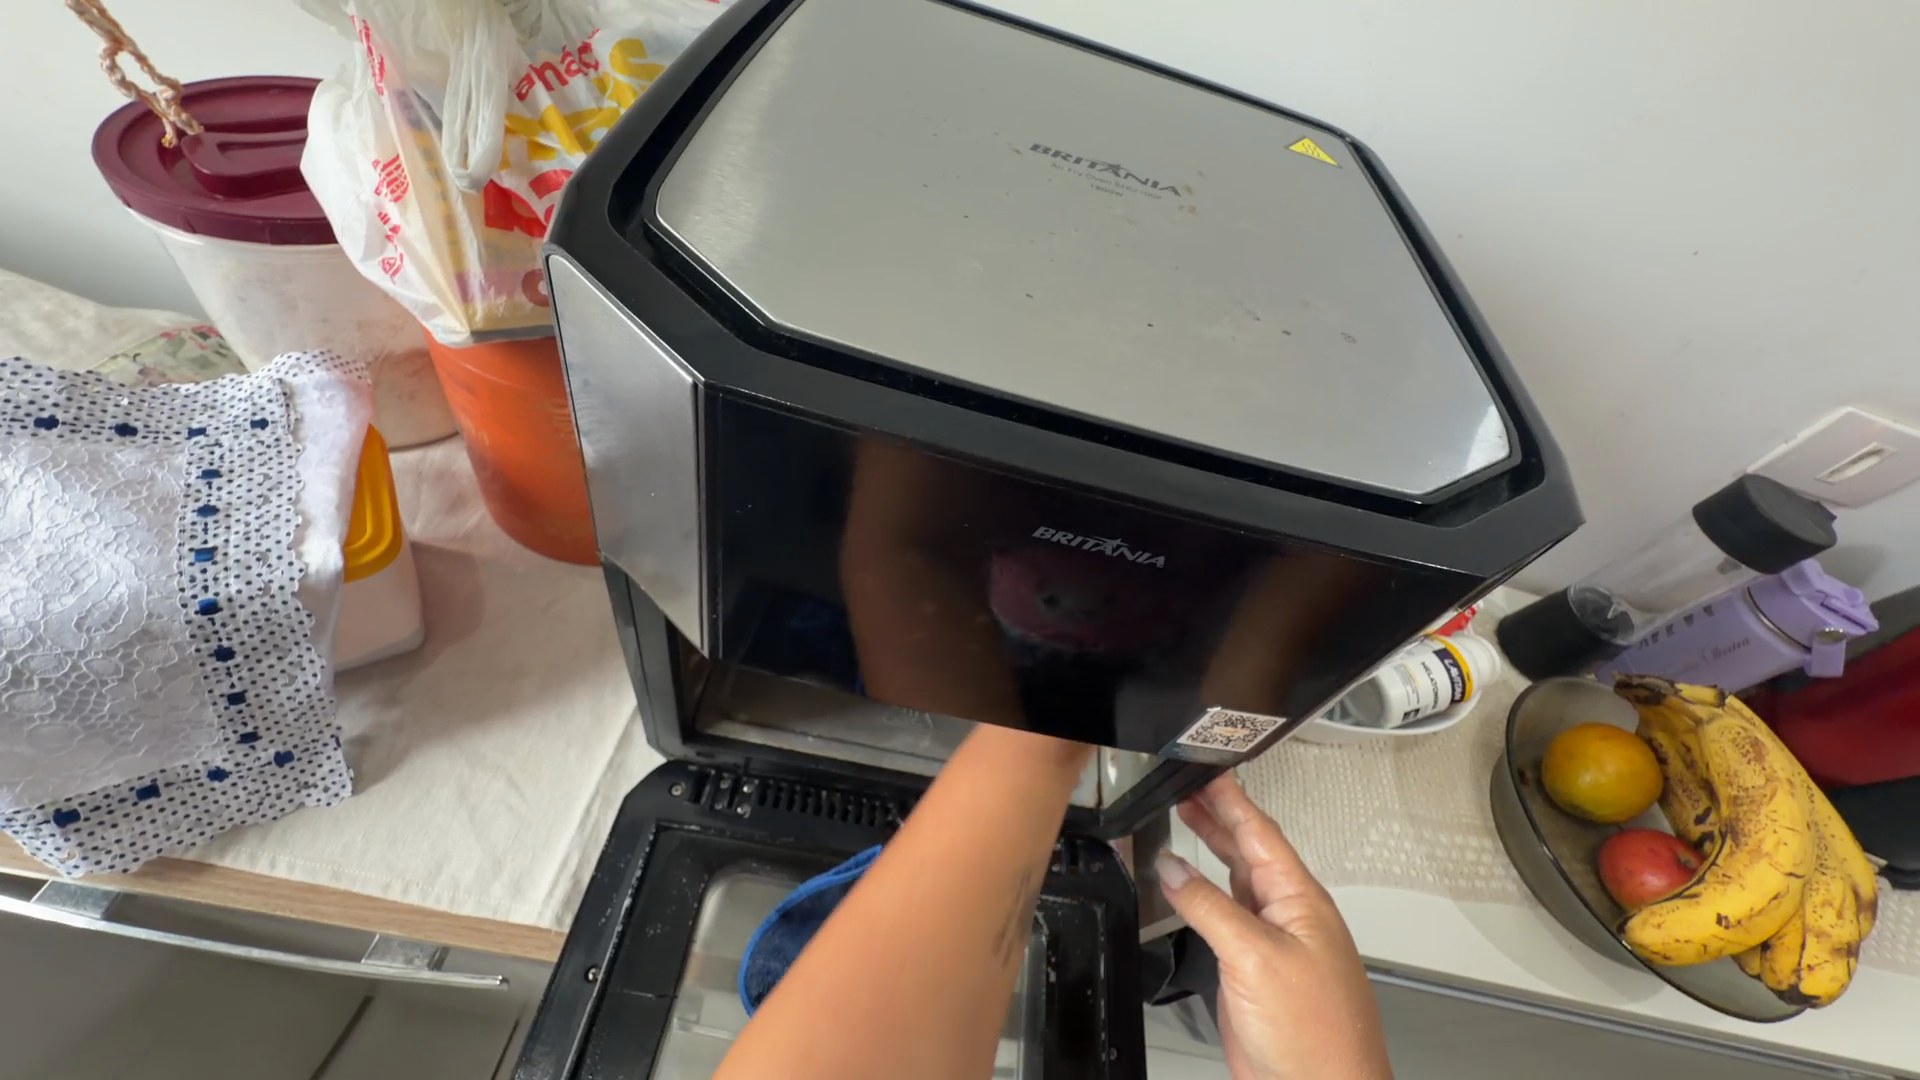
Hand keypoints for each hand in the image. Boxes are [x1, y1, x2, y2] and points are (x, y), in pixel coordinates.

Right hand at [1155, 775, 1392, 1079]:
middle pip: (1248, 849)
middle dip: (1217, 814)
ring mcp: (1269, 940)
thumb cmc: (1315, 1037)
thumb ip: (1208, 906)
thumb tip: (1169, 866)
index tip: (1208, 770)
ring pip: (1234, 878)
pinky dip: (1198, 890)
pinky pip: (1221, 913)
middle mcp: (1286, 914)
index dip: (1232, 799)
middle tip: (1186, 785)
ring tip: (1184, 815)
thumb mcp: (1255, 956)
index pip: (1260, 833)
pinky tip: (1182, 882)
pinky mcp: (1250, 966)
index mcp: (1300, 900)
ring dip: (1209, 846)